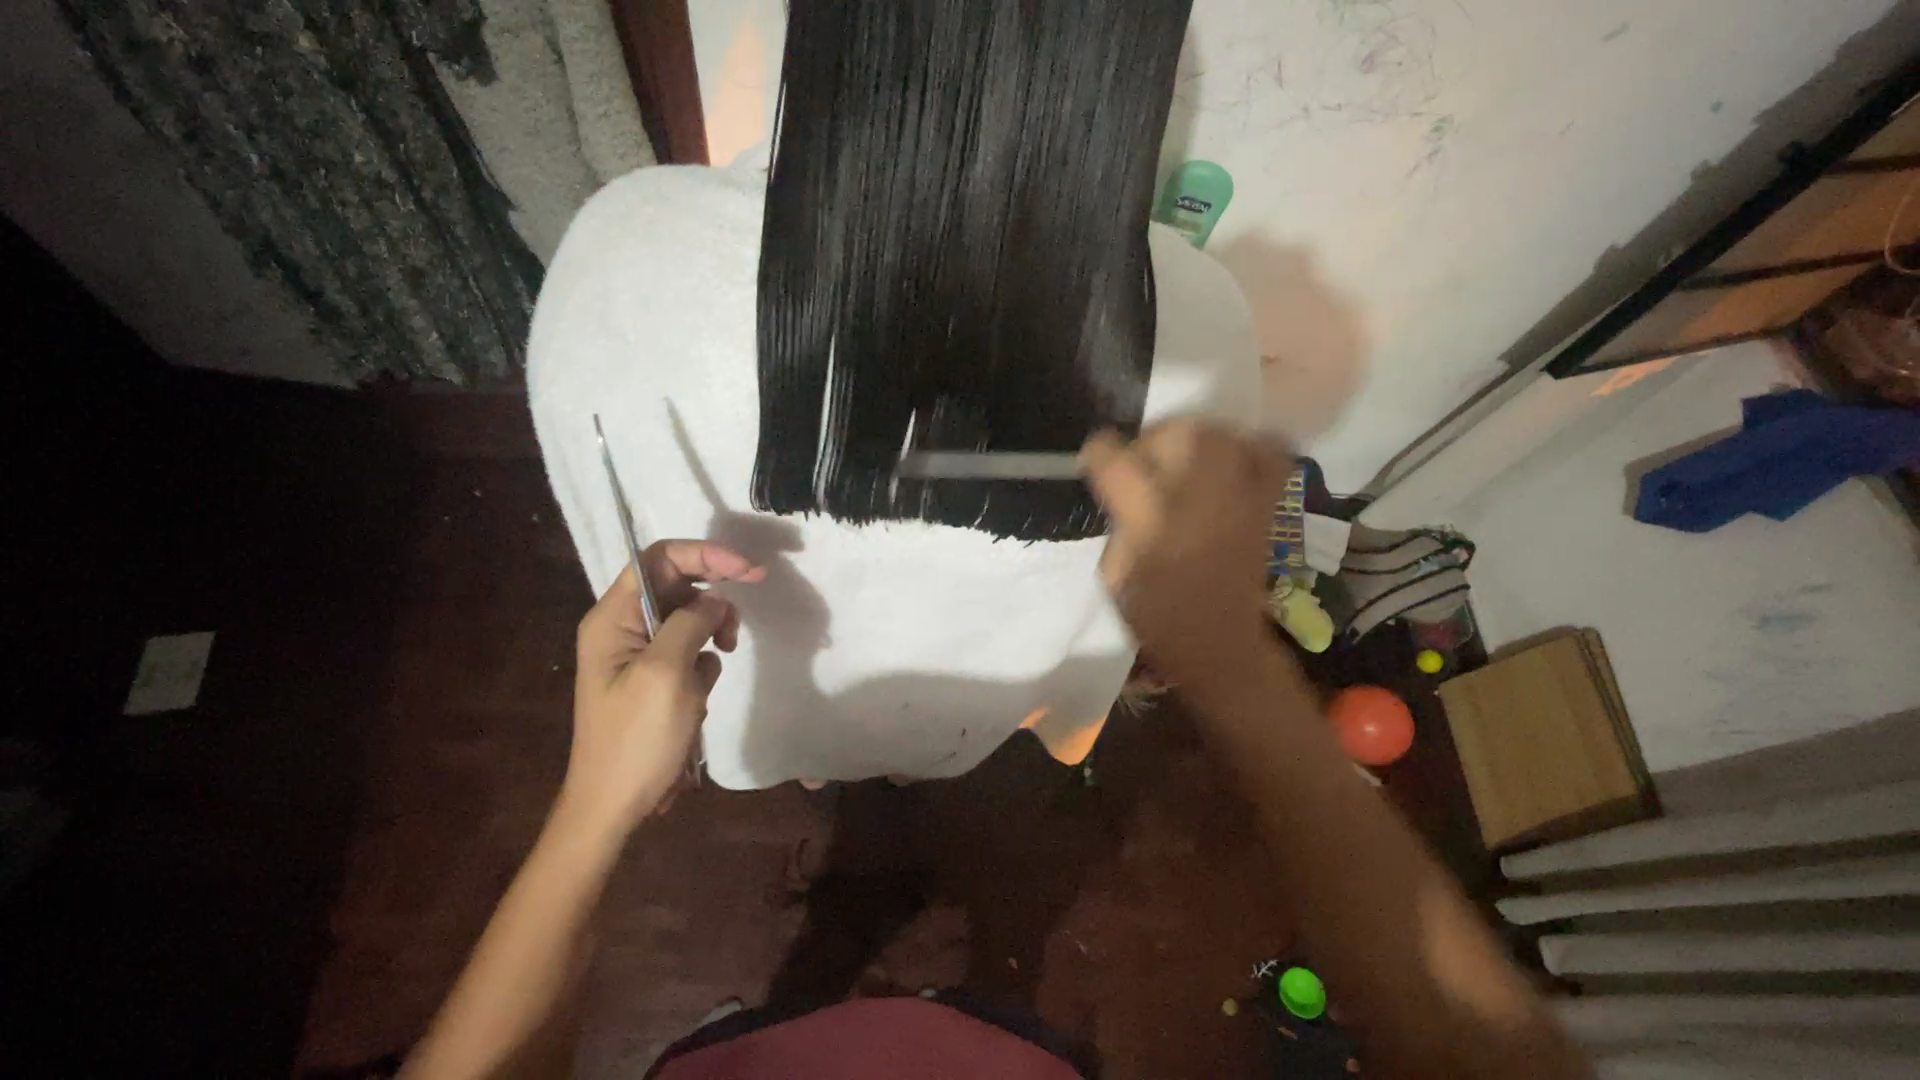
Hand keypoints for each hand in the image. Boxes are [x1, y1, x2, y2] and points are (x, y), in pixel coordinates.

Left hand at [558, 541, 765, 838]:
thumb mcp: (666, 674)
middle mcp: (622, 627)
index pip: (659, 558)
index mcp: (612, 618)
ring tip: (718, 666)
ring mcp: (639, 655)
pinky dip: (704, 666)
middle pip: (677, 586)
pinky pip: (690, 653)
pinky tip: (699, 697)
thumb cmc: (634, 740)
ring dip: (711, 638)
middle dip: (713, 601)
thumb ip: (691, 623)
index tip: (748, 571)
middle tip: (737, 629)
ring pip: (689, 620)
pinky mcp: (655, 680)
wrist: (612, 806)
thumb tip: (715, 600)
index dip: (705, 554)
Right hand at [1080, 420, 1291, 694]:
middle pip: (1181, 434)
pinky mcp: (1265, 506)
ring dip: (1197, 437)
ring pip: (1223, 436)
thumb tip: (1120, 487)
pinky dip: (1251, 448)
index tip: (1094, 457)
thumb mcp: (1114, 573)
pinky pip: (1270, 455)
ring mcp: (1238, 501)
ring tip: (1183, 458)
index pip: (1118, 464)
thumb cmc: (1156, 616)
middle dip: (1156, 437)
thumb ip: (1118, 521)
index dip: (1099, 452)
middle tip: (1145, 459)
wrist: (1218, 644)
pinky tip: (1231, 460)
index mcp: (1151, 525)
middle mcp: (1197, 503)